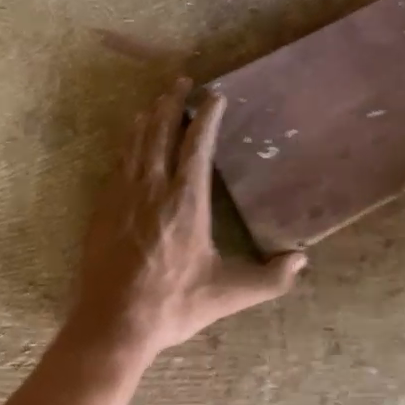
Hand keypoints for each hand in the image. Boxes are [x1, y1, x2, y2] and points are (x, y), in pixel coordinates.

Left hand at [68, 80, 307, 362]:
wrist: (114, 322)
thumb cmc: (173, 304)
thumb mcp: (228, 294)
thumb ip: (269, 279)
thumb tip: (301, 261)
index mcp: (186, 200)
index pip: (198, 145)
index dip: (207, 116)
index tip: (215, 96)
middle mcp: (153, 187)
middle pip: (161, 132)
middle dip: (173, 104)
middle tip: (181, 82)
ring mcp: (123, 195)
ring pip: (136, 143)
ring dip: (149, 119)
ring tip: (157, 102)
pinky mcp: (103, 208)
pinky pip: (117, 163)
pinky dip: (127, 144)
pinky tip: (130, 142)